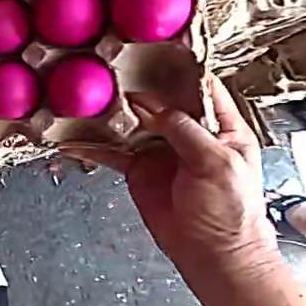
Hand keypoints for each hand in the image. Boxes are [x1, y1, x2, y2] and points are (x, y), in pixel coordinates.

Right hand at [63, 75, 275, 278]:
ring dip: (112, 115)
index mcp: (220, 128)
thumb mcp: (216, 163)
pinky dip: (92, 146)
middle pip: (158, 103)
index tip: (157, 52)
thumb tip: (153, 107)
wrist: (212, 253)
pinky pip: (112, 152)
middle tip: (110, 75)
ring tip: (88, 101)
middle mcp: (188, 134)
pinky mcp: (139, 169)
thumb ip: (185, 131)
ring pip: (131, 124)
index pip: (202, 89)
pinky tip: (74, 140)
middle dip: (136, 89)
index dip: (182, 71)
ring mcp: (161, 150)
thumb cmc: (231, 212)